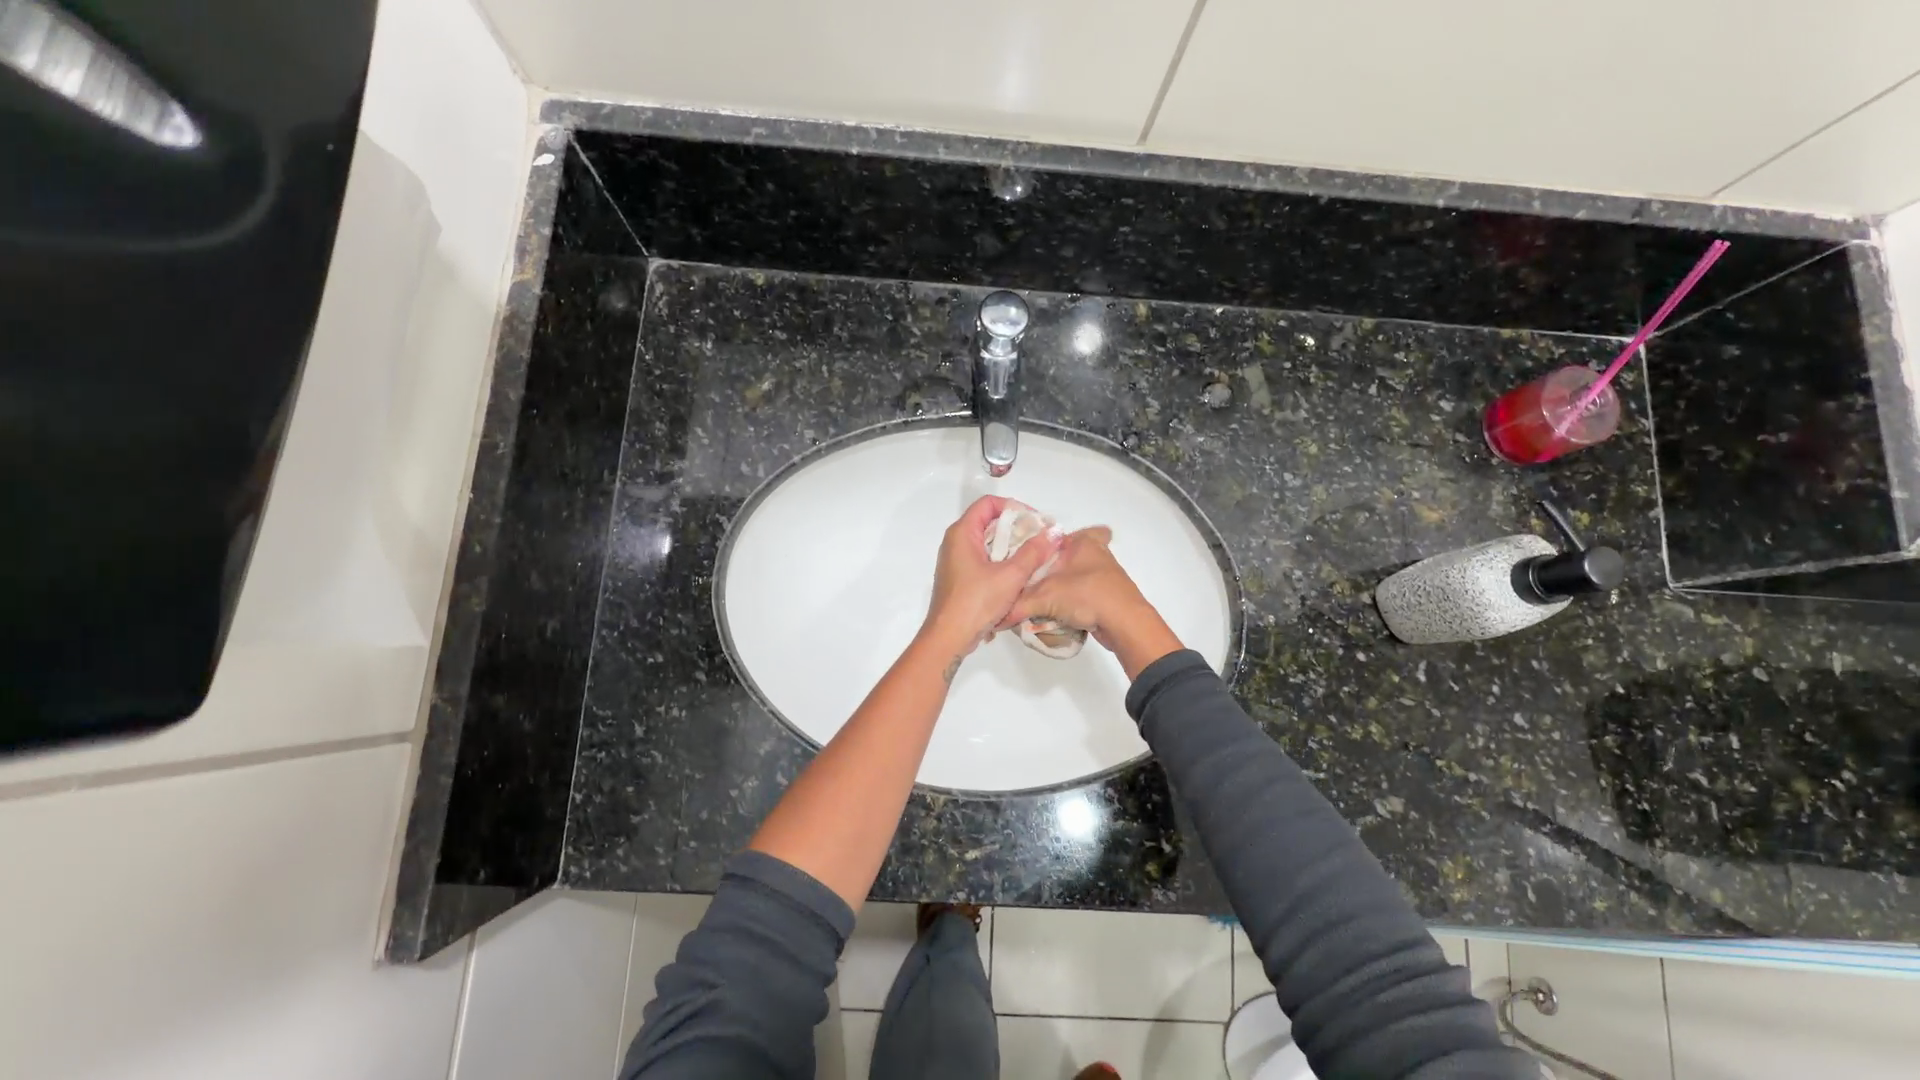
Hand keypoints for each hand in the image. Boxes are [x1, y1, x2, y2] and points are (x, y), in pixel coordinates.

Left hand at [921, 496, 1062, 667]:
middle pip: (988, 522)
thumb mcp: (1011, 576)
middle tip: (1040, 540)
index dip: (1014, 507)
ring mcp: (955, 561)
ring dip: (1011, 547)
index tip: (1035, 522)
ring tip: (1035, 558)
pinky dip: (1001, 562)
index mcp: (962, 533)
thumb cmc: (976, 602)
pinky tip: (1019, 576)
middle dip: (1016, 529)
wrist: (948, 637)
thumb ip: (1033, 552)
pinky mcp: (959, 578)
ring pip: (987, 543)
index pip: (988, 504)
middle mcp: (955, 542)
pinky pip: (983, 561)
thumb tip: (1053, 533)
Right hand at [997, 527, 1182, 679]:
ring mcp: (1105, 576)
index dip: (1043, 540)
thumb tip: (997, 617)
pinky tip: (1057, 613)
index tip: (1028, 552)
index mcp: (1082, 542)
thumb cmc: (1086, 595)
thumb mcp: (1044, 597)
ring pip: (1077, 576)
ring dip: (1063, 586)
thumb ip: (1018, 605)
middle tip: (1031, 578)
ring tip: (1040, 599)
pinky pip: (1083, 595)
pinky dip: (1072, 602)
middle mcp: (1096, 553)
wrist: (1124, 623)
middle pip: (1069, 555)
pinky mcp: (1108, 596)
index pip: (1060, 532)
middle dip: (1053, 567)